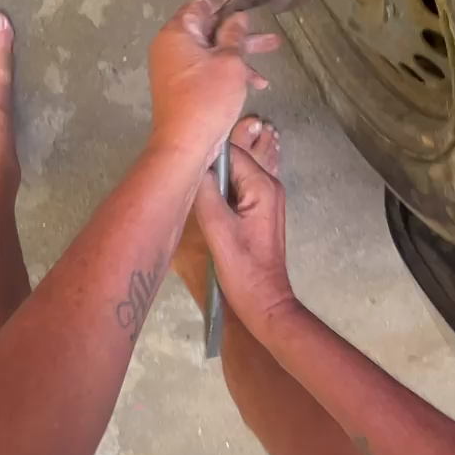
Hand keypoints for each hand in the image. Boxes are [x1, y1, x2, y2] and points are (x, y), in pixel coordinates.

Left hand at [148, 0, 280, 161]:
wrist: (185, 144)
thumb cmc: (206, 99)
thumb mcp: (229, 61)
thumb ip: (234, 34)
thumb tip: (237, 17)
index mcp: (178, 32)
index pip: (201, 4)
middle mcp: (173, 46)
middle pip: (210, 26)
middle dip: (240, 25)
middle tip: (263, 18)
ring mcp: (177, 67)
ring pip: (214, 48)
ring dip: (242, 48)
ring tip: (273, 46)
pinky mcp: (183, 85)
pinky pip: (208, 68)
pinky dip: (230, 70)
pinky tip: (258, 82)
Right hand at [193, 140, 297, 327]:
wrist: (264, 302)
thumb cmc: (243, 269)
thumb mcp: (218, 229)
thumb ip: (206, 192)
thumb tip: (196, 166)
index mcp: (262, 185)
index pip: (230, 153)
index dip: (207, 157)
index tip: (185, 167)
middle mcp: (268, 184)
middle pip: (233, 162)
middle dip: (210, 170)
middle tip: (187, 184)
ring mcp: (266, 197)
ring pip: (233, 176)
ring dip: (214, 184)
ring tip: (194, 196)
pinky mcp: (259, 209)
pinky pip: (236, 190)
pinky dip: (221, 195)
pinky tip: (207, 209)